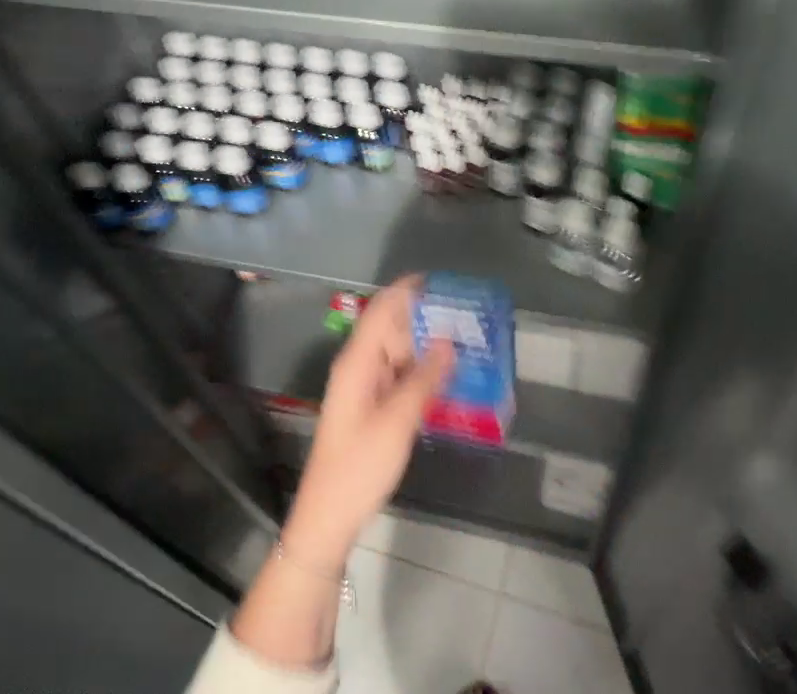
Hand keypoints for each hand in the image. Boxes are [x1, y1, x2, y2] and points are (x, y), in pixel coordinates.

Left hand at [283, 274, 454, 567]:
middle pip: (392, 329)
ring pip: (398, 355)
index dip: (408, 290)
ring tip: (467, 342)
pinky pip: (399, 378)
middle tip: (468, 316)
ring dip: (427, 347)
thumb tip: (449, 341)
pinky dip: (421, 373)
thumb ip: (424, 378)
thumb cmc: (360, 466)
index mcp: (357, 362)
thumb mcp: (397, 421)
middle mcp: (358, 368)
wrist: (329, 516)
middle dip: (426, 319)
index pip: (382, 310)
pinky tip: (448, 378)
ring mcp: (364, 389)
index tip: (442, 279)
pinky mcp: (371, 409)